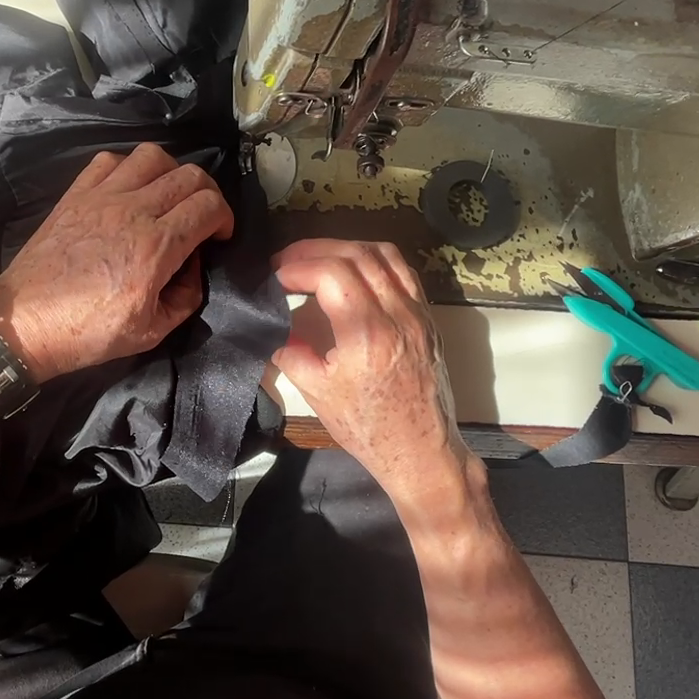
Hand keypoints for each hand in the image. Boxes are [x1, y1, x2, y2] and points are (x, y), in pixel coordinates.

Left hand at [0, 143, 234, 380]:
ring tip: (166, 197)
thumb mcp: (151, 332)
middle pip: (189, 175)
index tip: (218, 237)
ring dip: (170, 172)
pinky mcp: (75, 195)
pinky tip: (128, 191)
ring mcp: (101, 197)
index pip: (209, 206)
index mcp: (156, 246)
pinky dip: (129, 168)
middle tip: (201, 218)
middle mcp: (133, 211)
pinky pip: (110, 160)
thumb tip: (192, 267)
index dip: (224, 218)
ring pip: (152, 156)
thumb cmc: (87, 333)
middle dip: (207, 193)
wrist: (23, 324)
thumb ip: (185, 297)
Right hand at [271, 239, 472, 497]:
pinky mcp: (427, 318)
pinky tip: (352, 272)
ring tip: (317, 260)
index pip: (331, 272)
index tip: (275, 277)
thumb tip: (271, 325)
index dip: (297, 266)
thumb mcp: (316, 392)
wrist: (420, 450)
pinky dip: (372, 260)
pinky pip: (402, 271)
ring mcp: (418, 313)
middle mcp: (397, 314)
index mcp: (366, 333)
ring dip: (345, 248)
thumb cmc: (366, 426)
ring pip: (384, 254)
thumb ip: (290, 350)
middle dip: (314, 250)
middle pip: (356, 254)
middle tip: (286, 262)